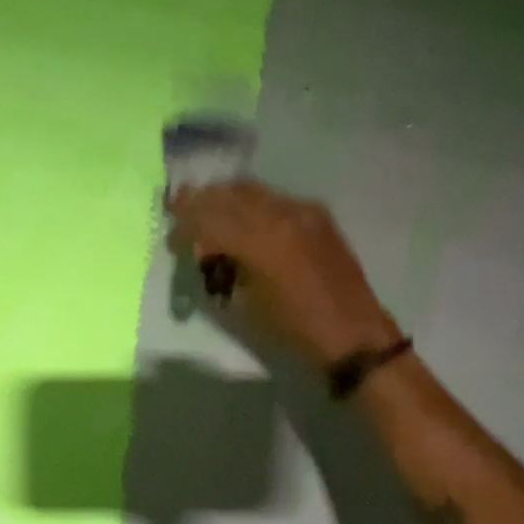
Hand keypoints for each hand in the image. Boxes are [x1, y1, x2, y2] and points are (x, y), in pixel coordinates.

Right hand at [165, 179, 404, 368]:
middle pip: (228, 195)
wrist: (353, 333)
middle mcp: (279, 216)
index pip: (209, 219)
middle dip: (200, 200)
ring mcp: (302, 211)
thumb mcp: (245, 303)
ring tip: (209, 206)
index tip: (171, 232)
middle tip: (179, 206)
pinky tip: (246, 215)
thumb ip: (221, 268)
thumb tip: (205, 250)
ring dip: (226, 196)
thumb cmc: (294, 328)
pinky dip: (254, 202)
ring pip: (252, 190)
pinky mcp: (317, 214)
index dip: (184, 223)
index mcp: (258, 242)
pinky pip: (276, 198)